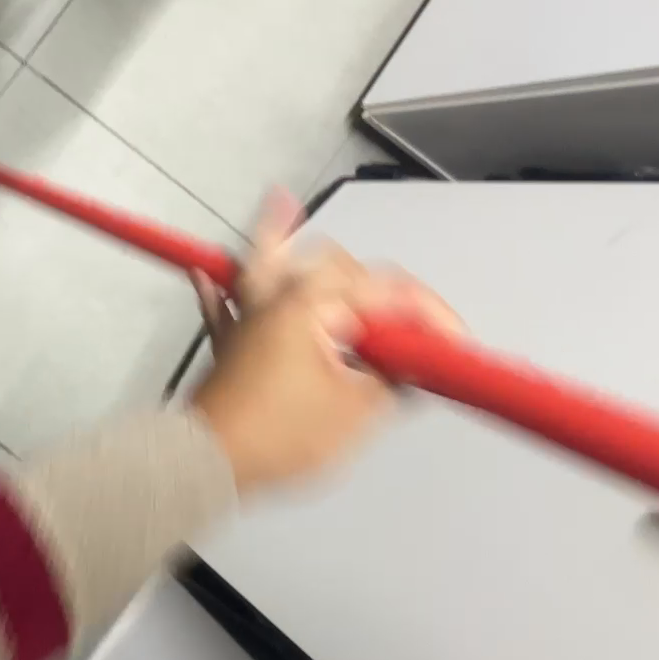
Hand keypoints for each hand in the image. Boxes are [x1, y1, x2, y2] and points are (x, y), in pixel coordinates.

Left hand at [190, 190, 461, 492]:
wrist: (209, 458)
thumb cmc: (282, 433)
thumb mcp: (359, 410)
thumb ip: (391, 378)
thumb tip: (405, 367)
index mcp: (308, 306)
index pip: (379, 287)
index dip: (424, 309)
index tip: (454, 342)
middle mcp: (271, 300)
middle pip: (321, 261)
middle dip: (363, 276)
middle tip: (398, 315)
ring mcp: (242, 318)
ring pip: (261, 266)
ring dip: (275, 241)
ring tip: (280, 202)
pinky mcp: (224, 343)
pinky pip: (219, 302)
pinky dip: (218, 286)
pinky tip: (204, 270)